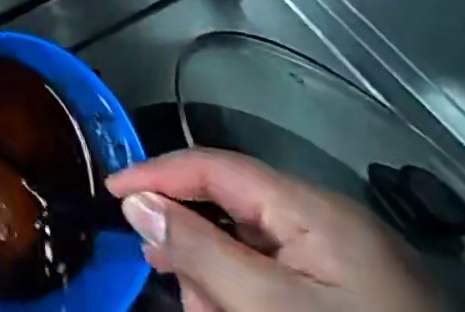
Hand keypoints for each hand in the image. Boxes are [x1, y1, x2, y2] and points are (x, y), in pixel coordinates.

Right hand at [107, 148, 442, 311]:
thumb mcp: (267, 306)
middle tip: (160, 270)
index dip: (155, 173)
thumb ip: (197, 248)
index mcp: (315, 210)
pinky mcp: (353, 295)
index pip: (214, 166)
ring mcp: (346, 263)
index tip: (111, 193)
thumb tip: (134, 201)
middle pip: (228, 206)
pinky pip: (277, 274)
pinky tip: (231, 310)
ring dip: (214, 274)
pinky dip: (245, 291)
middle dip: (190, 239)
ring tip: (203, 308)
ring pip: (248, 245)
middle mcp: (329, 223)